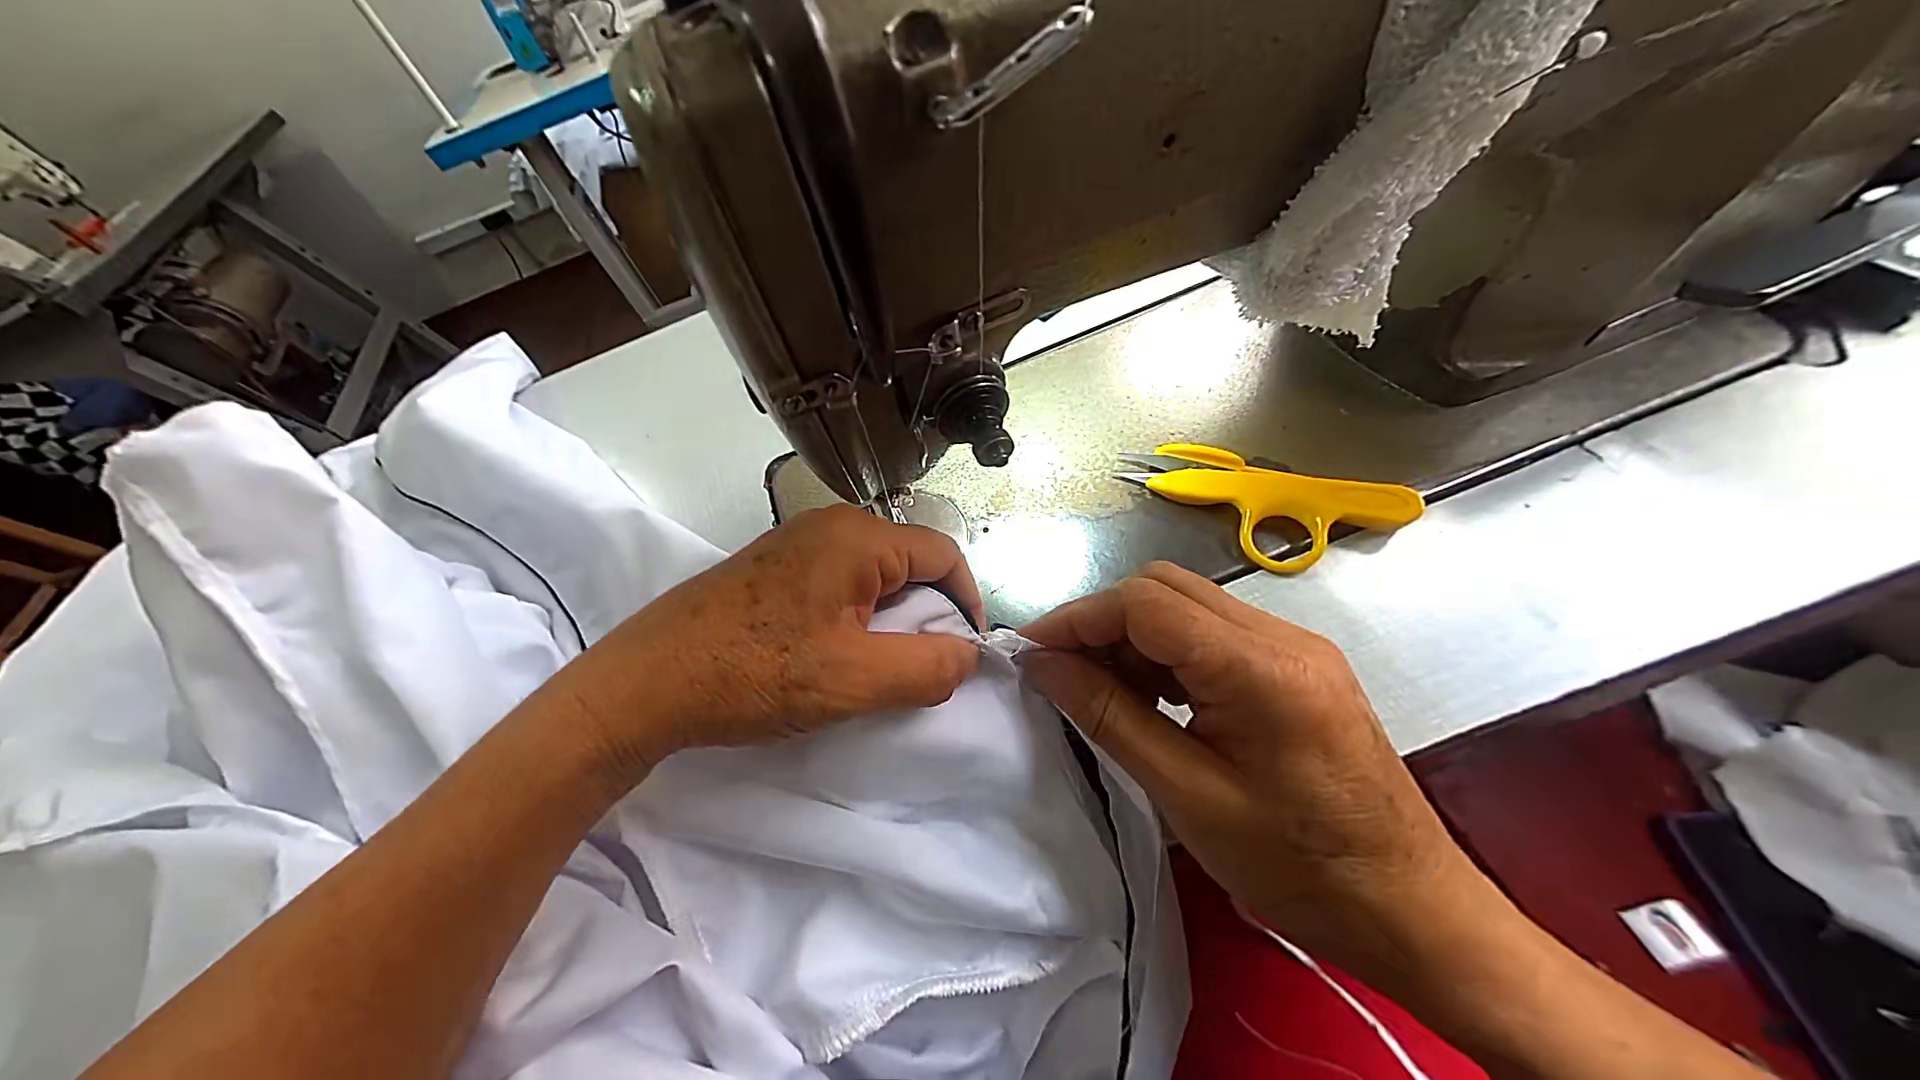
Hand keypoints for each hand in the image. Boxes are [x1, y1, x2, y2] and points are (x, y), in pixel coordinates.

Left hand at [547, 506, 983, 781]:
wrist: (644, 684)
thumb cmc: (754, 674)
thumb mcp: (855, 680)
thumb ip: (928, 668)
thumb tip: (968, 656)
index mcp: (857, 537)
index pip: (944, 554)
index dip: (967, 602)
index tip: (965, 652)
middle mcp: (829, 525)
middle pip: (909, 562)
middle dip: (927, 615)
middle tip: (919, 667)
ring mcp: (795, 544)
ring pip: (873, 576)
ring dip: (890, 620)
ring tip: (876, 667)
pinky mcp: (771, 569)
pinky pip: (838, 584)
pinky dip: (855, 618)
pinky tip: (833, 655)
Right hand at [1021, 561, 1475, 975]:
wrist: (1412, 910)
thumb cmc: (1300, 868)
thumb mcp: (1188, 796)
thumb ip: (1109, 717)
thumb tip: (1044, 668)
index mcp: (1260, 666)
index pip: (1145, 603)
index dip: (1078, 619)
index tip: (1032, 652)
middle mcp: (1282, 636)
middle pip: (1166, 588)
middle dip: (1102, 622)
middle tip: (1063, 673)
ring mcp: (1297, 647)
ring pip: (1188, 606)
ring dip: (1134, 637)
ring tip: (1100, 691)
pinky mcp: (1299, 667)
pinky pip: (1214, 635)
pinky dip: (1168, 654)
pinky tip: (1149, 698)